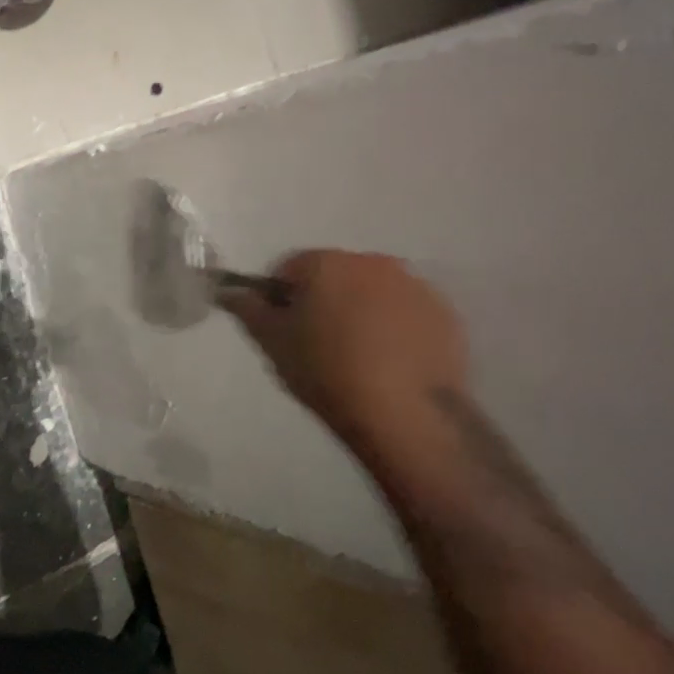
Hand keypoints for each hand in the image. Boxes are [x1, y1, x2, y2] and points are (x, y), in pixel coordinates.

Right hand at [223, 251, 467, 435]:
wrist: (401, 410)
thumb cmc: (323, 368)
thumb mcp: (270, 340)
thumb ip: (246, 308)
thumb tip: (228, 290)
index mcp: (327, 263)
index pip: (290, 268)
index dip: (279, 297)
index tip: (281, 328)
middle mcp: (374, 263)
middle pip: (334, 275)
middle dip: (322, 300)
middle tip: (314, 341)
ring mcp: (415, 287)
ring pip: (372, 292)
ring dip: (358, 311)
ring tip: (353, 354)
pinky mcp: (445, 315)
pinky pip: (405, 312)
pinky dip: (391, 327)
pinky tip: (384, 361)